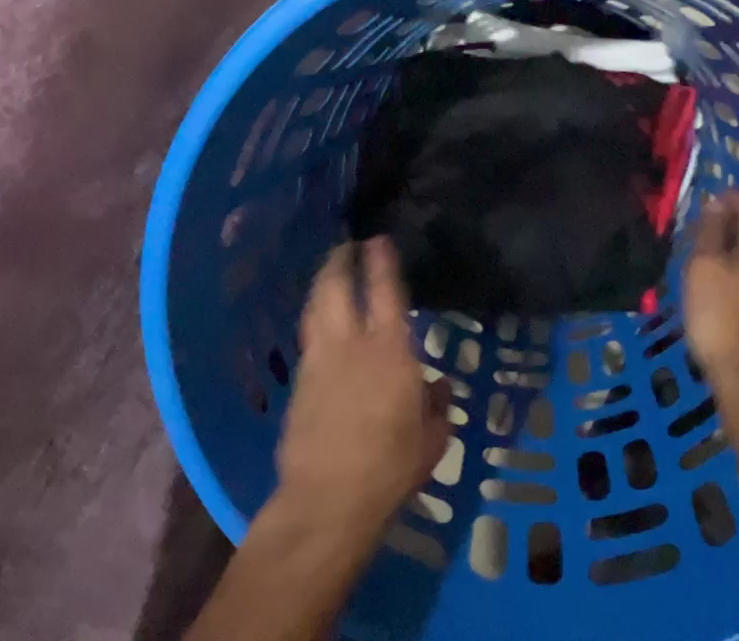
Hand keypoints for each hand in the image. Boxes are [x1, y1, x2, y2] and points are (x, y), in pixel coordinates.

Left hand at [275, 238, 450, 536]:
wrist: (329, 498)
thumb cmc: (391, 467)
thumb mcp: (433, 439)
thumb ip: (437, 406)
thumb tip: (439, 386)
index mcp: (390, 351)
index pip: (384, 292)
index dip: (380, 262)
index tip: (377, 240)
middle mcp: (350, 345)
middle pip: (336, 288)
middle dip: (339, 261)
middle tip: (345, 247)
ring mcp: (318, 362)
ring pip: (315, 308)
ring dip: (321, 285)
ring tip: (328, 275)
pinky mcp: (298, 384)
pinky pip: (308, 339)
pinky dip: (315, 321)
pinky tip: (320, 326)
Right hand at [683, 192, 738, 378]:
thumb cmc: (719, 312)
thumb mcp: (705, 265)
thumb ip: (713, 231)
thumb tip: (718, 202)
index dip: (735, 199)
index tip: (713, 197)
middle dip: (736, 222)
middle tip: (708, 221)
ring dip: (737, 247)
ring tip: (709, 250)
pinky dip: (738, 269)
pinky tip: (721, 281)